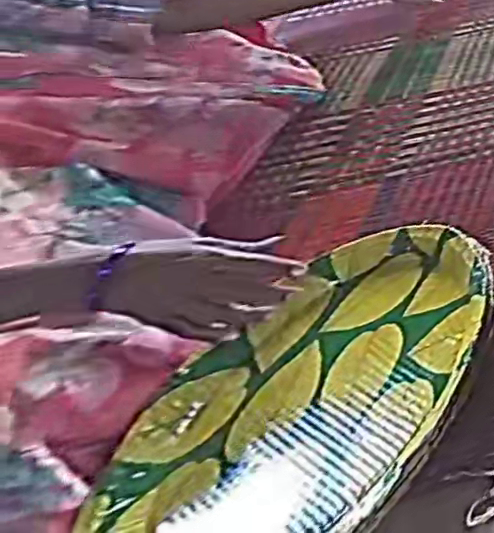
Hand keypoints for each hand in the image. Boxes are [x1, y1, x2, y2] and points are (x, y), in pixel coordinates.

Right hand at [101, 238, 303, 340]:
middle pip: (246, 290)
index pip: (256, 264)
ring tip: (269, 315)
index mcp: (215, 261)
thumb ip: (244, 248)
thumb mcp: (207, 245)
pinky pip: (194, 329)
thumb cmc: (165, 255)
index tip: (302, 271)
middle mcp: (204, 282)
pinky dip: (214, 333)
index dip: (281, 268)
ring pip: (225, 312)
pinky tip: (232, 335)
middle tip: (294, 295)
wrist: (110, 276)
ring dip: (249, 315)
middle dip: (273, 293)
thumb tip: (279, 239)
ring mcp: (184, 303)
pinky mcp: (165, 320)